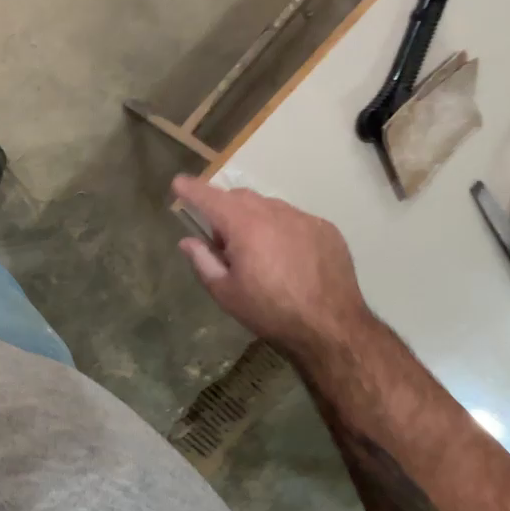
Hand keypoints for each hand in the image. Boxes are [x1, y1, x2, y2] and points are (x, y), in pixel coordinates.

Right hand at [172, 175, 378, 357]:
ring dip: (255, 218)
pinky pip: (295, 219)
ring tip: (258, 251)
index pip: (210, 198)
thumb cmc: (270, 312)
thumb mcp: (226, 293)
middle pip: (240, 197)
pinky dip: (282, 229)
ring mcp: (304, 218)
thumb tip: (188, 241)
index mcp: (245, 226)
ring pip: (269, 206)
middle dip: (224, 209)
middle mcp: (275, 213)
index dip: (192, 189)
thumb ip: (203, 261)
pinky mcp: (326, 229)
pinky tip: (287, 257)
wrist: (331, 327)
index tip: (178, 183)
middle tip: (222, 242)